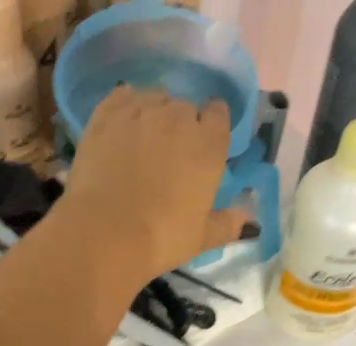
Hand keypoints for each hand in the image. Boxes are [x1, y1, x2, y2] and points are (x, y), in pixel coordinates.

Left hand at [56, 85, 250, 284]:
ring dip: (153, 112)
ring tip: (143, 140)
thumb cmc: (161, 239)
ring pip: (154, 98)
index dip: (211, 126)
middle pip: (185, 108)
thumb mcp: (201, 238)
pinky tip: (123, 123)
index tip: (203, 144)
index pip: (218, 114)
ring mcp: (140, 112)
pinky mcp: (106, 116)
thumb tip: (249, 222)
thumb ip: (226, 224)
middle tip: (168, 155)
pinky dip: (126, 105)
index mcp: (209, 144)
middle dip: (181, 125)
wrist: (106, 234)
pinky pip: (121, 96)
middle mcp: (178, 118)